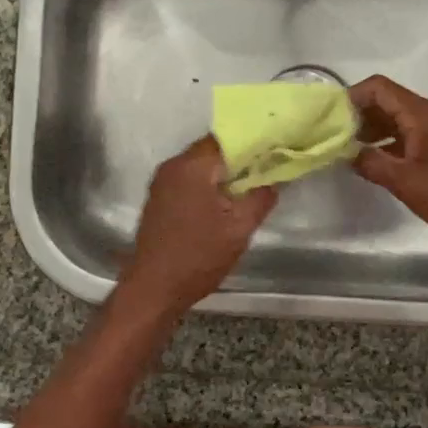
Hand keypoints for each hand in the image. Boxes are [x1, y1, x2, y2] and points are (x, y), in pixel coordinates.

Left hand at [120, 136, 277, 316]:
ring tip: (247, 189)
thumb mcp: (240, 229)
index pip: (227, 139)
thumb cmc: (198, 256)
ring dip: (221, 175)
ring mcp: (160, 182)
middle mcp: (172, 165)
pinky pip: (187, 181)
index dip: (252, 144)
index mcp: (192, 166)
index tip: (273, 153)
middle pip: (211, 151)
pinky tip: (221, 203)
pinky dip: (205, 186)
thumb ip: (260, 198)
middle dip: (238, 160)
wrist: (154, 288)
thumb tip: (273, 180)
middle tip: (264, 172)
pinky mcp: (157, 198)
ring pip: (199, 167)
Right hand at [348, 75, 427, 260]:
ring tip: (347, 151)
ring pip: (397, 119)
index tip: (329, 118)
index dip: (351, 97)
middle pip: (387, 100)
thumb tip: (347, 153)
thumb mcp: (405, 181)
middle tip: (332, 136)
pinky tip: (375, 162)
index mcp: (421, 114)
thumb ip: (371, 163)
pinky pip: (409, 134)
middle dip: (358, 114)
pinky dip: (388, 142)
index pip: (378, 87)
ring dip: (372, 130)